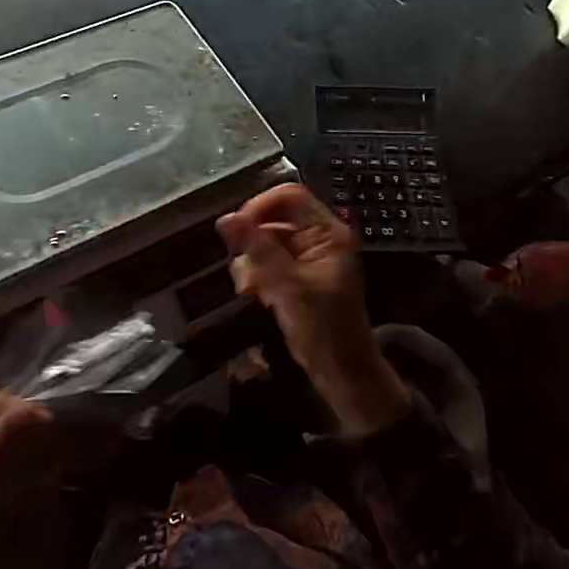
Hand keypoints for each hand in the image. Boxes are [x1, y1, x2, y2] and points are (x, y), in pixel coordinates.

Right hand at [216, 184, 409, 436]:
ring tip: (253, 292)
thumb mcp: (287, 287)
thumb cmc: (324, 329)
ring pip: (263, 244)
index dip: (259, 209)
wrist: (342, 372)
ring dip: (251, 266)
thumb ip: (257, 250)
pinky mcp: (294, 277)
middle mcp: (317, 239)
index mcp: (328, 233)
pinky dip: (256, 278)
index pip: (288, 196)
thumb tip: (226, 218)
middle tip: (247, 278)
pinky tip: (257, 298)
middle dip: (252, 246)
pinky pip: (266, 264)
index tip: (237, 234)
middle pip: (271, 220)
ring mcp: (305, 259)